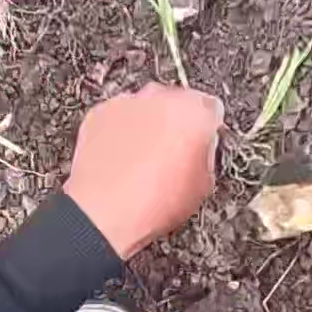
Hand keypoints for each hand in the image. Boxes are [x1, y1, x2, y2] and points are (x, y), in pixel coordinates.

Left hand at [62, 82, 222, 259]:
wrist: (106, 212)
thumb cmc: (153, 203)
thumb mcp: (202, 186)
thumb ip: (206, 155)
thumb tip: (200, 150)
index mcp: (195, 112)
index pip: (211, 108)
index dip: (207, 128)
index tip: (201, 142)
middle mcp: (161, 98)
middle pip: (177, 102)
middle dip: (177, 124)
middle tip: (171, 156)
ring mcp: (128, 103)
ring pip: (146, 107)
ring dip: (147, 126)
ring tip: (143, 161)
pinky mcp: (100, 113)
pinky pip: (117, 117)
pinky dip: (120, 131)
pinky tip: (122, 159)